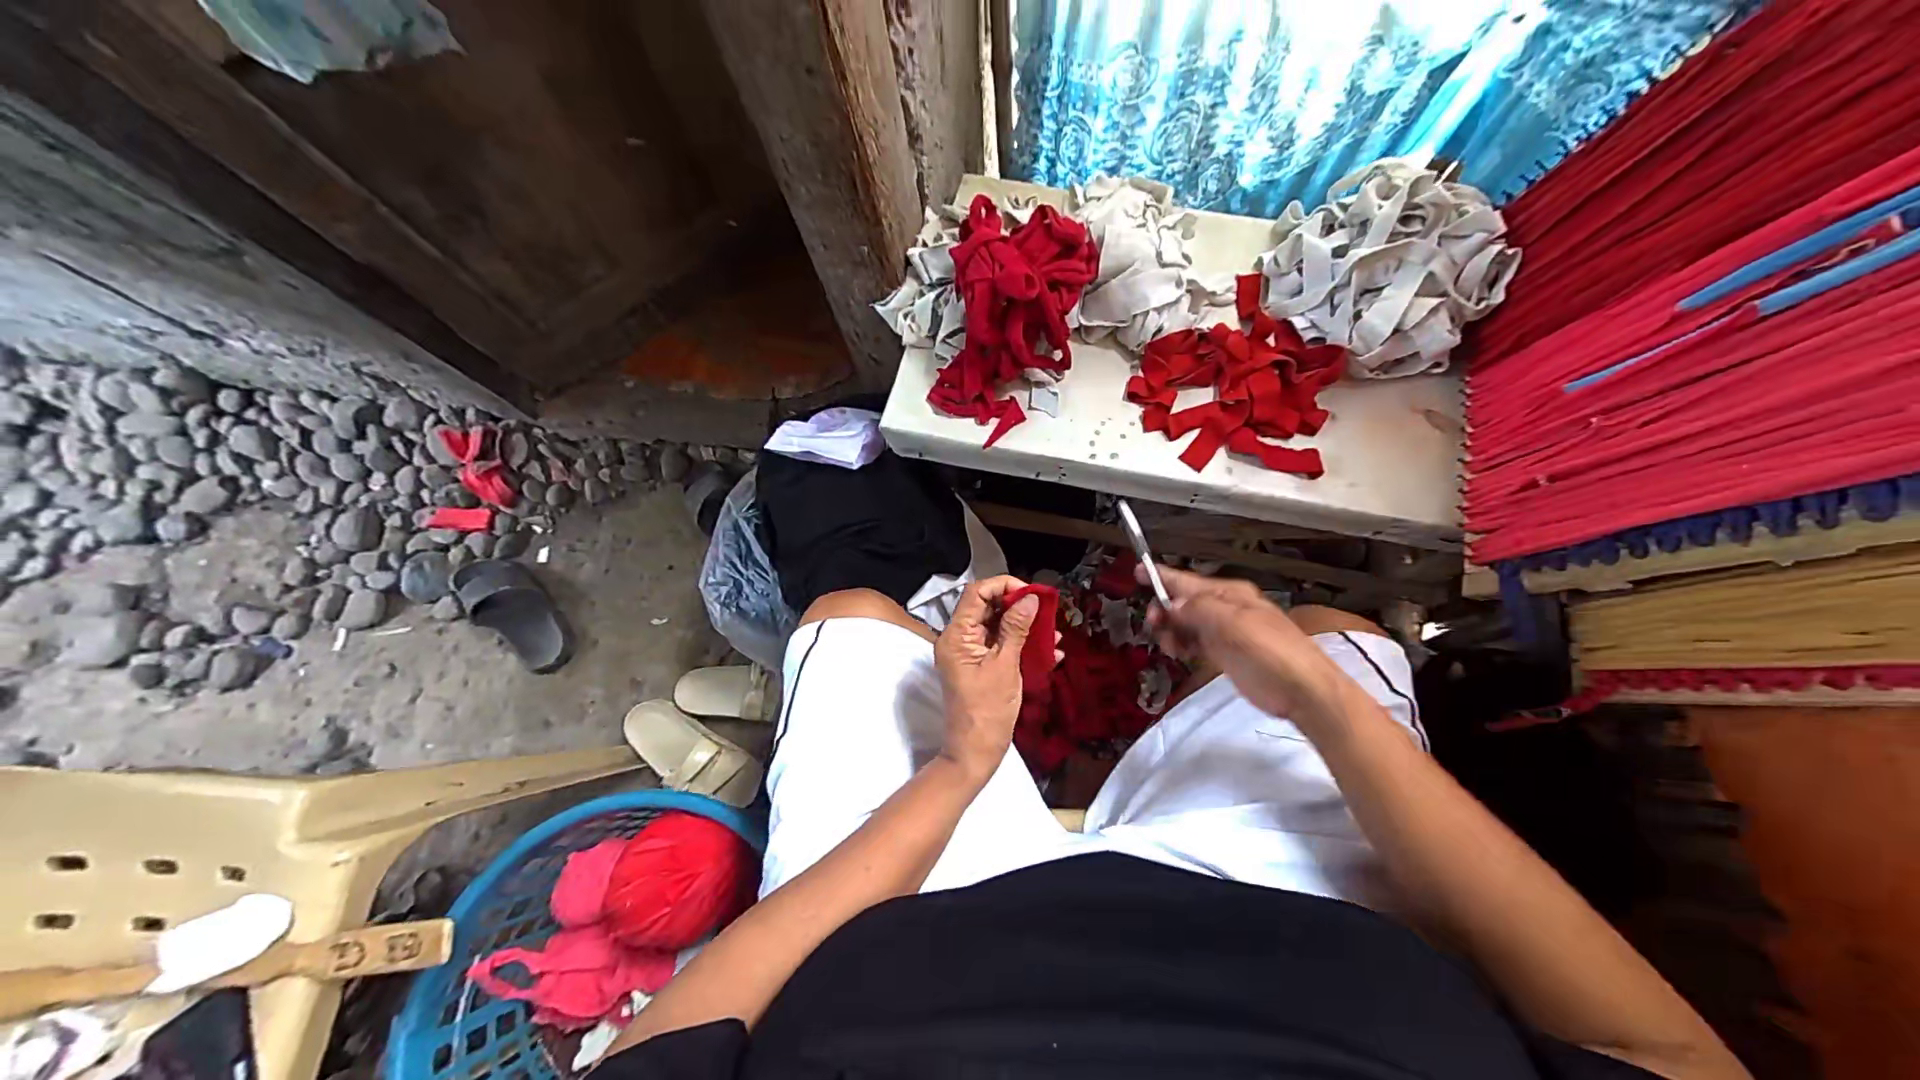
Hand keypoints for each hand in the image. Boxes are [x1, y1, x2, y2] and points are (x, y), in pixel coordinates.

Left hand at [933, 575, 1048, 780]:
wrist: (975, 750)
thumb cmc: (988, 710)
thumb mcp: (1005, 665)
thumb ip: (1016, 628)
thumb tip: (1031, 598)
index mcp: (956, 635)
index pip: (976, 593)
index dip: (1004, 586)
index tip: (1032, 594)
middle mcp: (958, 639)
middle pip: (987, 607)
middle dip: (1019, 606)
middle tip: (1047, 612)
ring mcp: (968, 653)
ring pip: (997, 625)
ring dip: (1025, 627)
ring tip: (1054, 635)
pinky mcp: (979, 665)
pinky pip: (1000, 645)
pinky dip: (1022, 644)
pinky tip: (1049, 652)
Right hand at [1144, 564, 1347, 722]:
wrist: (1302, 690)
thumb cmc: (1271, 653)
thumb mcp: (1230, 623)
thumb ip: (1197, 609)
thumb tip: (1172, 605)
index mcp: (1229, 594)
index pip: (1187, 580)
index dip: (1161, 575)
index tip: (1138, 571)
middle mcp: (1225, 608)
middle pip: (1182, 602)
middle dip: (1164, 611)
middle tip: (1156, 625)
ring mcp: (1225, 631)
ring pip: (1185, 623)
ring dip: (1171, 631)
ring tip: (1171, 645)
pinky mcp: (1225, 652)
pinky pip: (1194, 641)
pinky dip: (1182, 645)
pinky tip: (1179, 652)